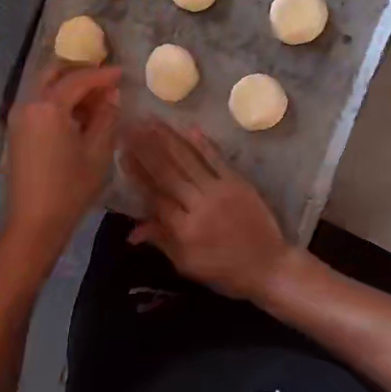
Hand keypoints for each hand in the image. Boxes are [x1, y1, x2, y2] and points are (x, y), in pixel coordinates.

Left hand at [4, 64, 121, 246]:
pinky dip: (58, 102)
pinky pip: (38, 104)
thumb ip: (106, 116)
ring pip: (44, 88)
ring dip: (68, 88)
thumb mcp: (97, 151)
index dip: (103, 75)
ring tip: (96, 101)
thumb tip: (111, 96)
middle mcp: (28, 104)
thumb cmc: (70, 187)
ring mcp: (18, 117)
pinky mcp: (16, 131)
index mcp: (48, 106)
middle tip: (105, 81)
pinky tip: (78, 117)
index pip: (78, 79)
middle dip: (80, 73)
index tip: (122, 73)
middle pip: (54, 74)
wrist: (35, 222)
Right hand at [121, 119, 298, 302]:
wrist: (269, 267)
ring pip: (188, 160)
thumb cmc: (224, 271)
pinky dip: (202, 143)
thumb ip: (161, 242)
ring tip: (151, 120)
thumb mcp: (187, 265)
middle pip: (167, 172)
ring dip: (168, 138)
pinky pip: (217, 159)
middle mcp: (199, 205)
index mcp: (184, 229)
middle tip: (129, 126)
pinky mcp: (238, 183)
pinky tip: (187, 128)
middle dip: (145, 148)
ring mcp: (220, 191)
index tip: (121, 153)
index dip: (136, 174)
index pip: (153, 196)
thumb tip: (132, 231)